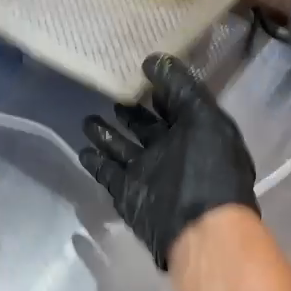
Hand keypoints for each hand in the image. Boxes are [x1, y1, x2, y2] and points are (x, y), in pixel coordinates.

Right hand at [79, 54, 258, 268]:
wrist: (199, 230)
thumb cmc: (208, 169)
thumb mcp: (204, 117)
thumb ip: (181, 88)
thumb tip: (153, 61)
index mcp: (197, 131)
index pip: (176, 102)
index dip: (161, 85)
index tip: (140, 65)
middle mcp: (172, 150)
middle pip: (146, 126)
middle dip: (130, 110)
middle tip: (109, 92)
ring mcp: (148, 173)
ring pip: (122, 148)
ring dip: (106, 134)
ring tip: (87, 118)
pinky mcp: (128, 193)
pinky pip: (107, 173)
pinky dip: (95, 162)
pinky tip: (82, 150)